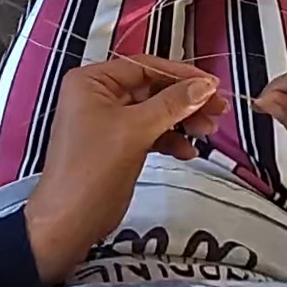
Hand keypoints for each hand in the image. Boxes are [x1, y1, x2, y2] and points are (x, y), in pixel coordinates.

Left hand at [24, 55, 228, 282]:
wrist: (70, 220)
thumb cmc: (91, 170)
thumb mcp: (134, 130)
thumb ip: (171, 104)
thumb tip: (203, 85)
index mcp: (90, 81)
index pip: (142, 67)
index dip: (179, 75)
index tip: (211, 84)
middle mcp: (96, 95)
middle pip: (150, 88)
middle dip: (184, 100)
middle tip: (217, 110)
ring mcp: (105, 119)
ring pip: (153, 110)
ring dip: (181, 120)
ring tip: (206, 132)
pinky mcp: (115, 143)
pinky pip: (148, 131)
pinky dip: (169, 139)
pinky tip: (187, 151)